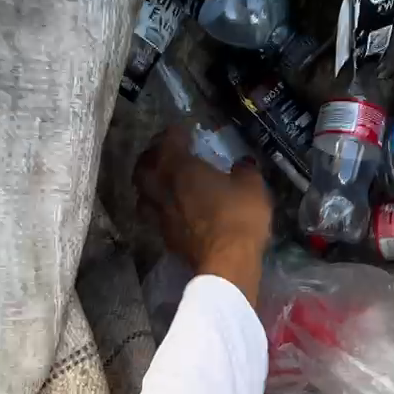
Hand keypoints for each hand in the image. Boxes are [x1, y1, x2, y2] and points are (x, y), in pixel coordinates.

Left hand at [135, 126, 273, 305]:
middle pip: (143, 167)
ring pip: (142, 193)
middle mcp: (162, 188)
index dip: (175, 133)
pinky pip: (153, 215)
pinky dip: (158, 207)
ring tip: (160, 181)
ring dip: (148, 183)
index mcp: (180, 168)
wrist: (227, 263)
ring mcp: (160, 215)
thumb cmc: (238, 217)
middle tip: (163, 153)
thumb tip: (243, 163)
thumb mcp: (252, 187)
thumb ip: (245, 171)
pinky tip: (170, 208)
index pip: (168, 141)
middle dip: (151, 156)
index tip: (184, 130)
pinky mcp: (165, 237)